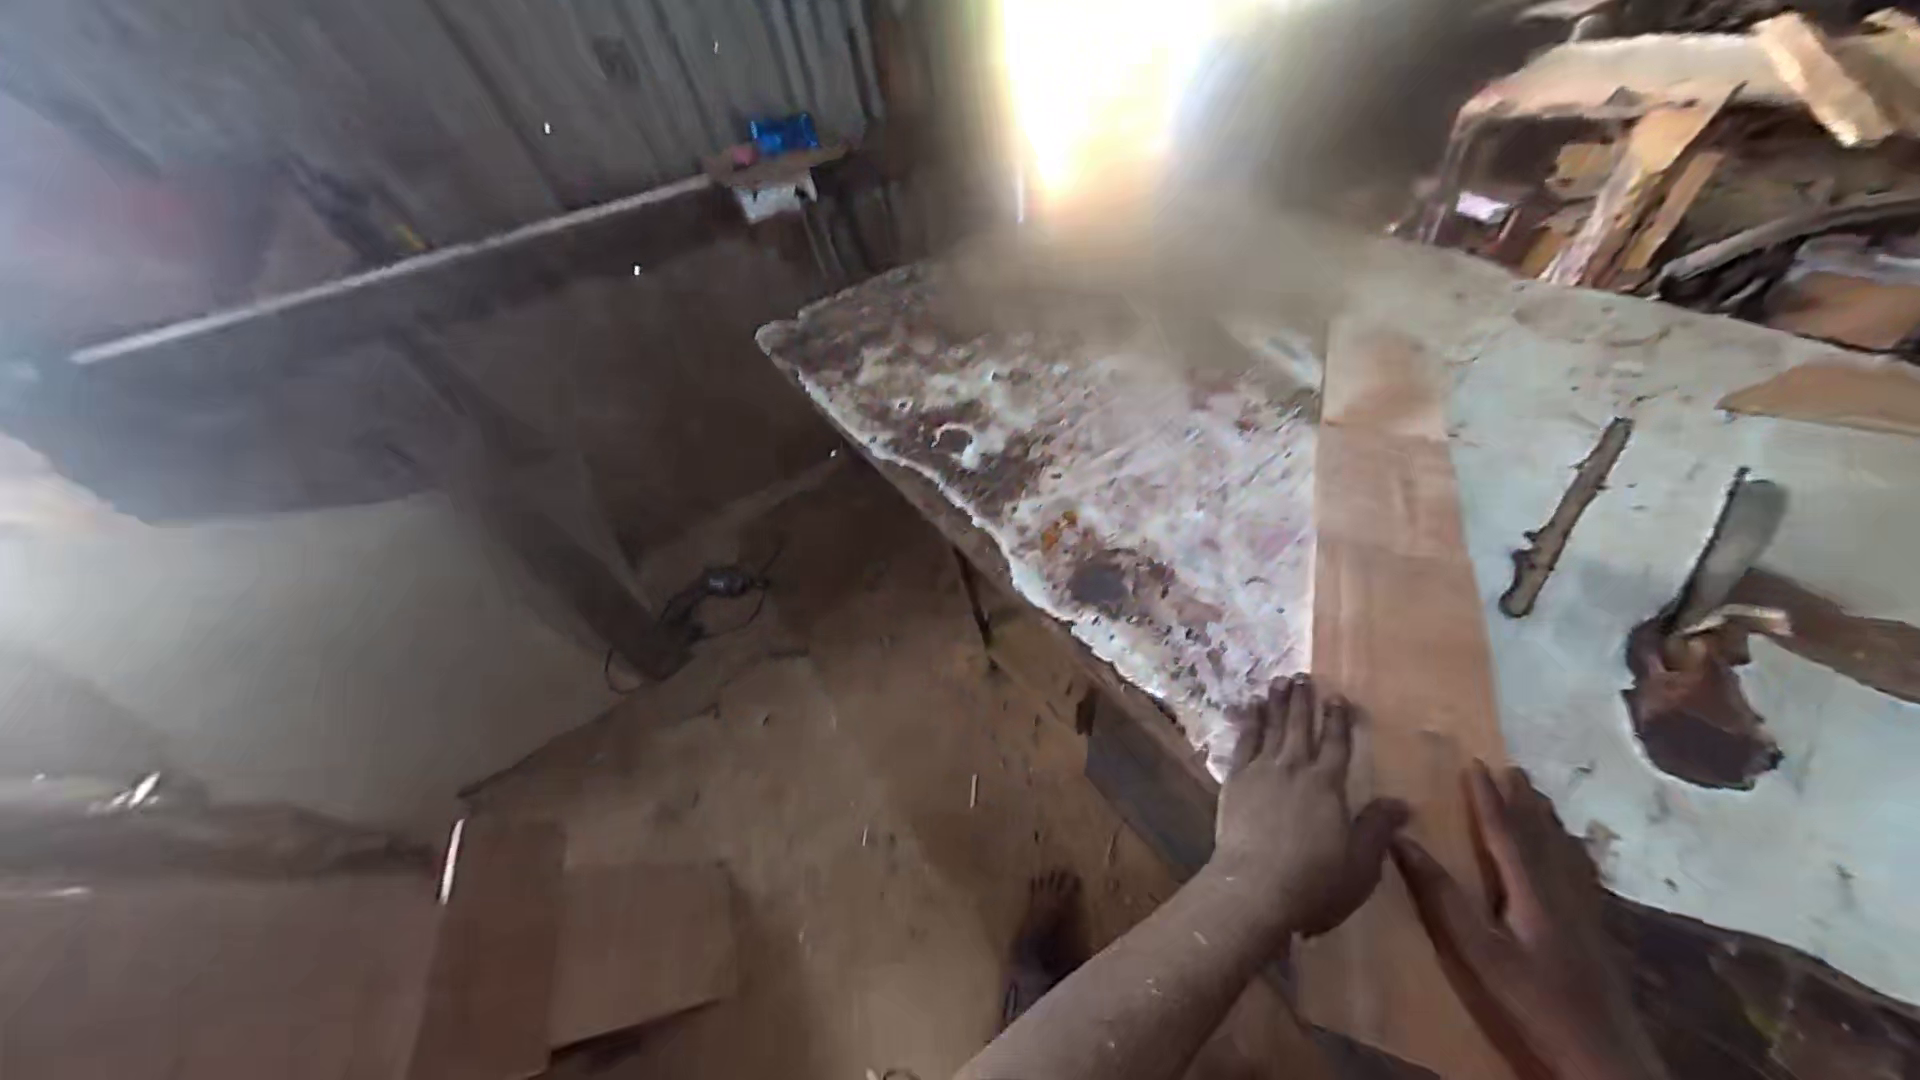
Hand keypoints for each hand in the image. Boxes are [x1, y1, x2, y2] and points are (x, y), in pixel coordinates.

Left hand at [1213, 674, 1408, 936]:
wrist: (1256, 887)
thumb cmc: (1315, 881)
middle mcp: (1294, 769)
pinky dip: (1248, 722)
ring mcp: (1261, 771)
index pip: (1337, 745)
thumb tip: (1403, 802)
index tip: (1338, 697)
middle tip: (1301, 676)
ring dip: (1276, 703)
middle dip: (1303, 701)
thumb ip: (1377, 828)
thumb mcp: (1360, 862)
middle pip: (1301, 727)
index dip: (1338, 720)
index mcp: (1328, 786)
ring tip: (1277, 682)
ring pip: (1271, 727)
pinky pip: (1243, 742)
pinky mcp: (1235, 779)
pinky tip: (1250, 710)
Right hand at [1393, 763, 1668, 1079]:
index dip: (1487, 797)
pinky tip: (1571, 857)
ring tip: (1538, 797)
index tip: (1475, 763)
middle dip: (1523, 801)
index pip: (1504, 833)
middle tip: (1512, 768)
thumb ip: (1441, 896)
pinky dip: (1569, 852)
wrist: (1608, 1064)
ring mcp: (1583, 916)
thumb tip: (1401, 840)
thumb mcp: (1477, 952)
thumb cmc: (1534, 1003)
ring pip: (1564, 854)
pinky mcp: (1593, 935)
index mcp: (1530, 893)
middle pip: (1541, 836)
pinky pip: (1578, 875)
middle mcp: (1560, 895)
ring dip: (1547, 821)